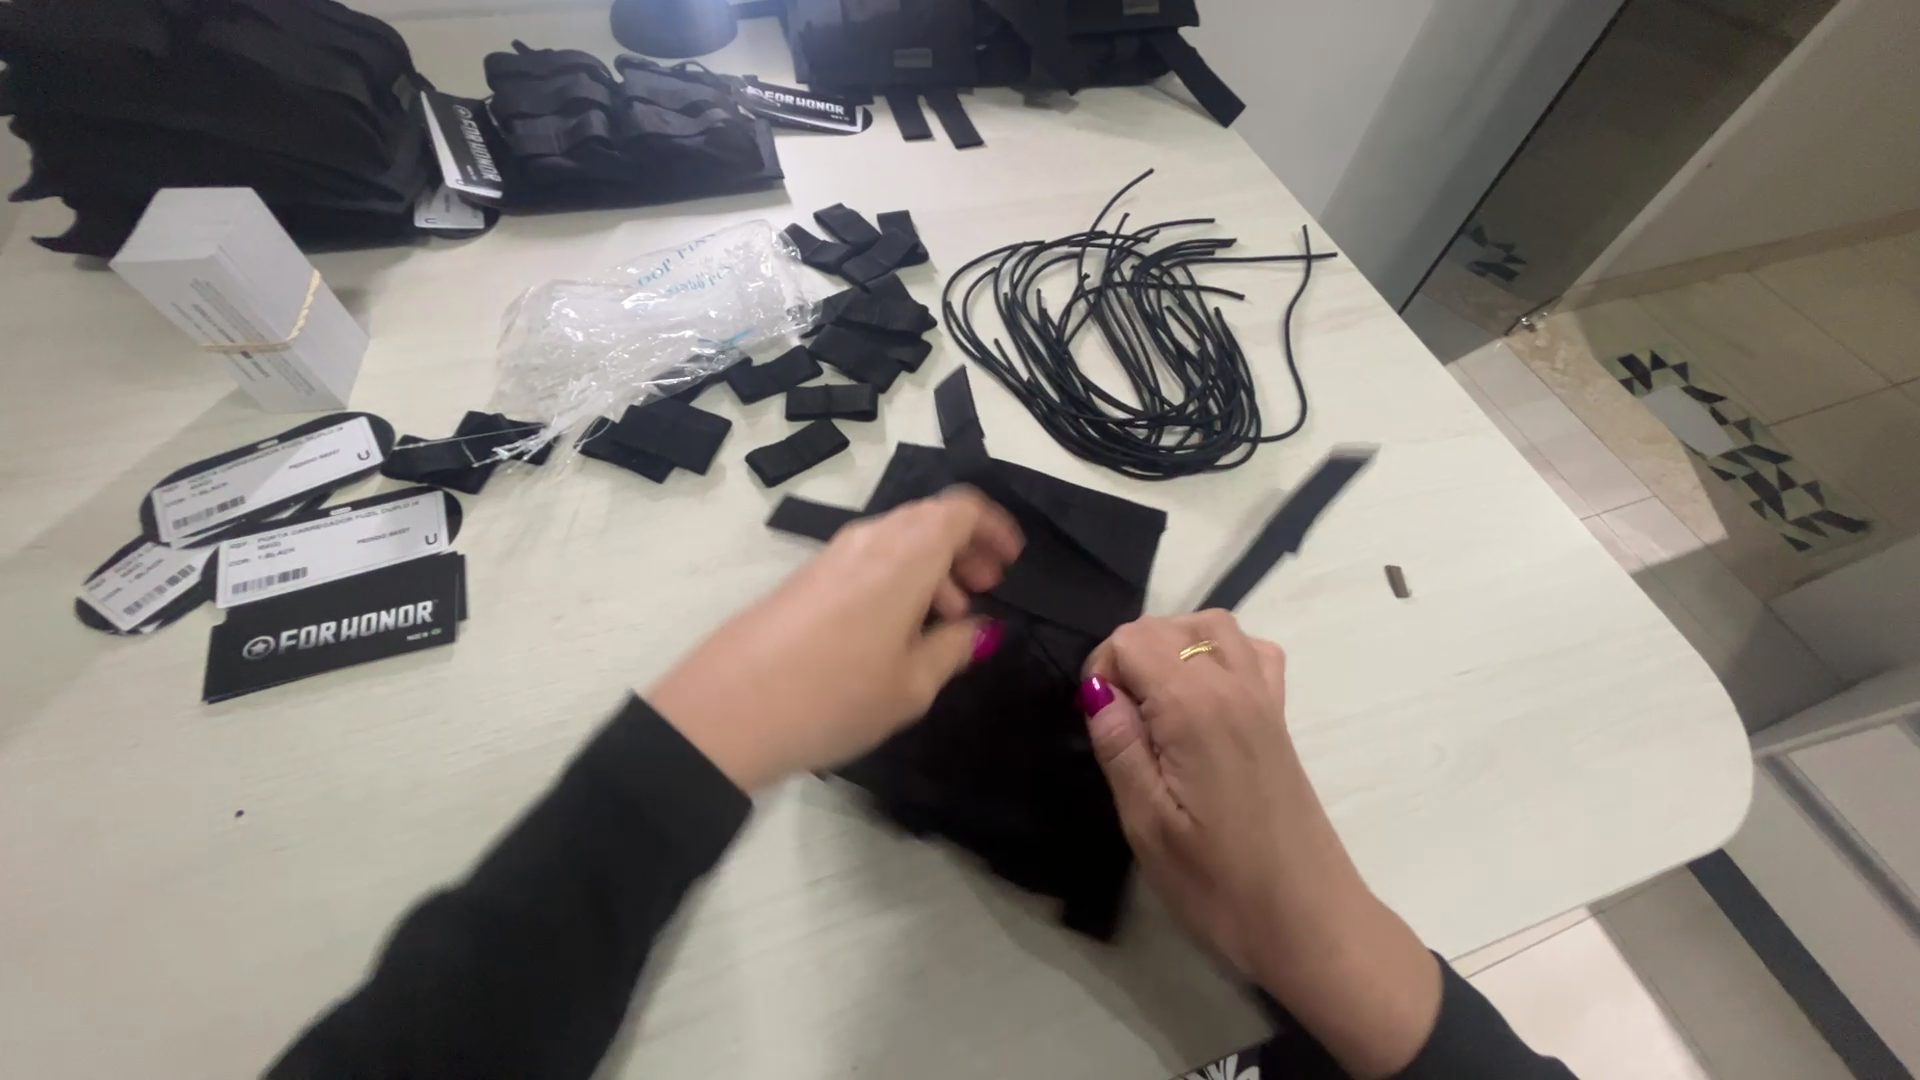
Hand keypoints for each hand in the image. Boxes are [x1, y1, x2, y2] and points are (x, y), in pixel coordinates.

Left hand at [650, 488, 1021, 791]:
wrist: (726, 710)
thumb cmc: (834, 696)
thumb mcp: (911, 685)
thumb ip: (954, 648)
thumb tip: (977, 629)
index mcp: (905, 554)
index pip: (960, 508)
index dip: (994, 526)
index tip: (1011, 561)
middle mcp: (869, 540)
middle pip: (930, 519)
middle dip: (967, 547)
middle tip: (987, 588)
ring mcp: (833, 555)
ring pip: (899, 539)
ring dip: (933, 566)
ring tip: (948, 616)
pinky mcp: (809, 576)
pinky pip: (870, 559)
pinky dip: (900, 577)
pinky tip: (900, 628)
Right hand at [1081, 612, 1440, 1079]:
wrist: (1311, 925)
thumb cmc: (1219, 885)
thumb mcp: (1147, 824)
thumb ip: (1119, 745)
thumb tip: (1097, 689)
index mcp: (1196, 708)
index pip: (1131, 640)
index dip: (1102, 671)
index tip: (1102, 723)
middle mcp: (1234, 685)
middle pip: (1165, 626)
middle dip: (1128, 657)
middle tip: (1122, 722)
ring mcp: (1264, 697)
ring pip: (1210, 625)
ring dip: (1170, 646)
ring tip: (1154, 701)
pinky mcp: (1279, 716)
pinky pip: (1251, 650)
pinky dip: (1218, 653)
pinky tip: (1203, 696)